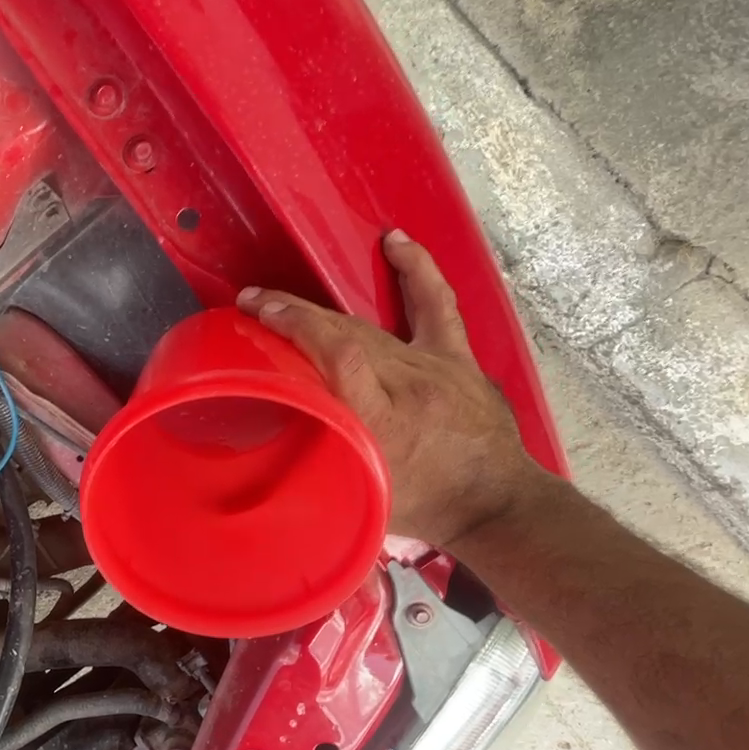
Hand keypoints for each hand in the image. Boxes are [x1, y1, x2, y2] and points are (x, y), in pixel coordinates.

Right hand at [235, 230, 550, 547]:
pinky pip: (435, 306)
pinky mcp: (457, 359)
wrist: (496, 504)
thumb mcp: (358, 491)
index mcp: (385, 419)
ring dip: (322, 310)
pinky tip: (396, 243)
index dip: (298, 326)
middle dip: (295, 312)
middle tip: (252, 304)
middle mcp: (412, 384)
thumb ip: (323, 455)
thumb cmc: (421, 505)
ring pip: (371, 325)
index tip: (259, 314)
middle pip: (348, 332)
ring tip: (283, 300)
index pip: (340, 354)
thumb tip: (273, 431)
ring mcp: (437, 366)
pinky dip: (417, 272)